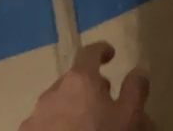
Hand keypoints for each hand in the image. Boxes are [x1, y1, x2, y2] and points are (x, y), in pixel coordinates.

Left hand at [19, 42, 151, 130]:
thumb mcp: (128, 117)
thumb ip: (135, 89)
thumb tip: (138, 71)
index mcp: (79, 80)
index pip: (89, 52)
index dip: (101, 50)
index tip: (111, 55)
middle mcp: (53, 92)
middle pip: (73, 80)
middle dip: (89, 86)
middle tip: (104, 101)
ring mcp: (34, 118)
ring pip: (57, 103)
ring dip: (72, 107)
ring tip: (86, 124)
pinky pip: (43, 124)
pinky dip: (56, 125)